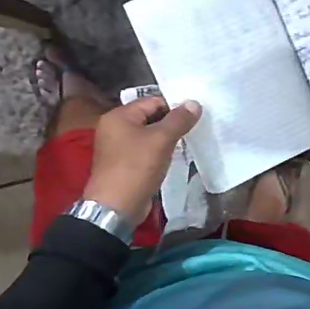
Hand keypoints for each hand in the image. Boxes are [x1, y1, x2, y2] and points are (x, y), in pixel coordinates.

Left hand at [82, 96, 201, 225]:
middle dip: (171, 122)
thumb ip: (179, 120)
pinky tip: (173, 156)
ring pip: (148, 135)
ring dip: (166, 138)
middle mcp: (114, 127)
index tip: (194, 115)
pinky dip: (158, 151)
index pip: (151, 101)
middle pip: (149, 117)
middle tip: (194, 127)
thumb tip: (194, 103)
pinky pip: (144, 150)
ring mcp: (117, 147)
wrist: (116, 207)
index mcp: (118, 116)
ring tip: (187, 142)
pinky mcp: (123, 164)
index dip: (174, 106)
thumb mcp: (161, 140)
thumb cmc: (136, 167)